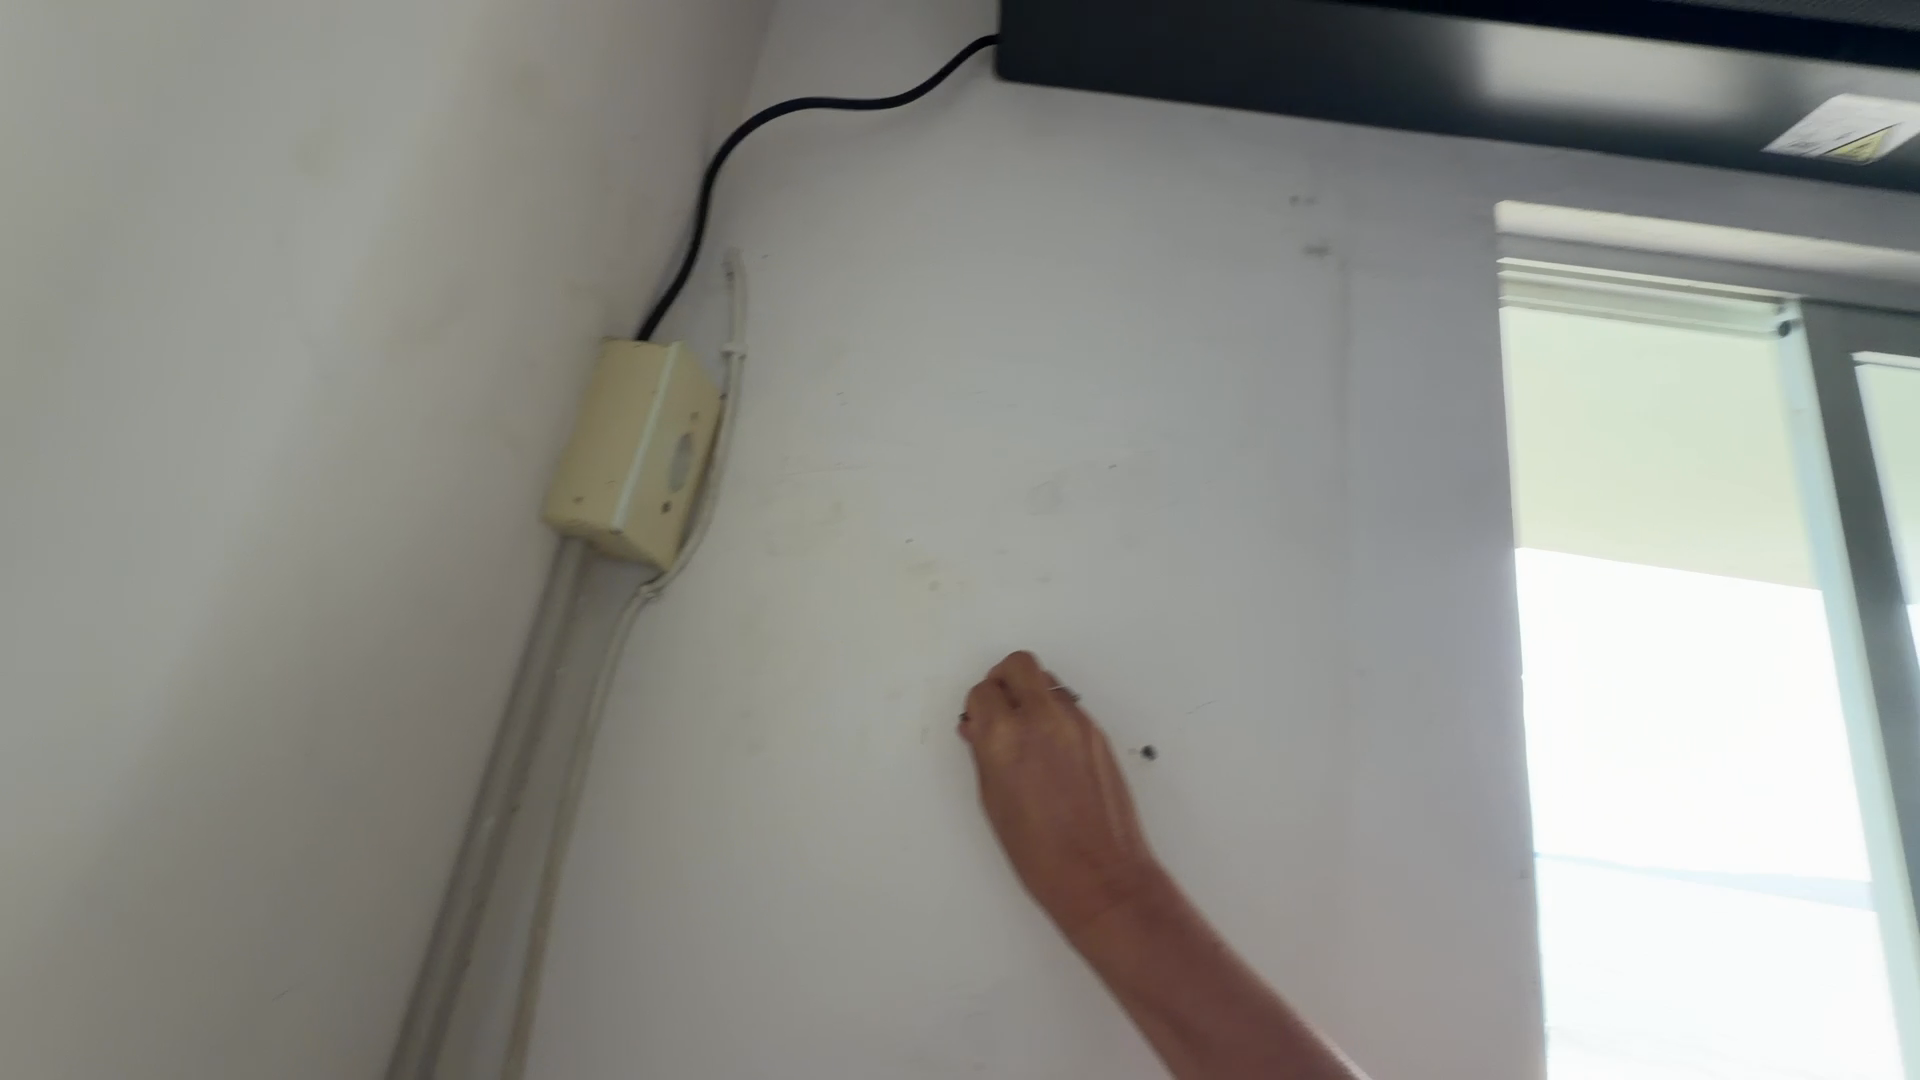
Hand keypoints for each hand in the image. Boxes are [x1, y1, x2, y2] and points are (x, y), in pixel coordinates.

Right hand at [959, 651, 1166, 937]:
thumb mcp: (994, 801)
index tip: (979, 724)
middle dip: (1003, 680)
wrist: (1101, 875)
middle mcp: (1040, 716)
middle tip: (1000, 707)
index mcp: (1004, 736)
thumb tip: (978, 729)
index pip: (983, 691)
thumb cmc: (1037, 851)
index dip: (978, 707)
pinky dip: (1054, 714)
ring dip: (1031, 695)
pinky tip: (1053, 752)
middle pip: (1019, 665)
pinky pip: (1069, 705)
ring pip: (1047, 681)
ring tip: (1028, 733)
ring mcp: (1075, 721)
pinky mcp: (1098, 732)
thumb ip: (984, 754)